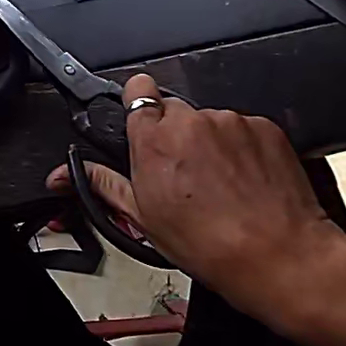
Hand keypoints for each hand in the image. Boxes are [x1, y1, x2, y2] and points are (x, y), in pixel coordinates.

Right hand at [46, 74, 345, 323]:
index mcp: (154, 140)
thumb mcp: (143, 218)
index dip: (139, 102)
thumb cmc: (210, 244)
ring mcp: (231, 122)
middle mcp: (191, 122)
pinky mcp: (265, 127)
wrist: (276, 256)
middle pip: (174, 111)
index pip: (138, 90)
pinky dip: (241, 149)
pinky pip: (244, 129)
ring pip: (210, 121)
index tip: (143, 116)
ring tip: (218, 183)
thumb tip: (69, 175)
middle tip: (181, 170)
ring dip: (209, 143)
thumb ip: (104, 184)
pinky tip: (242, 180)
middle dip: (174, 133)